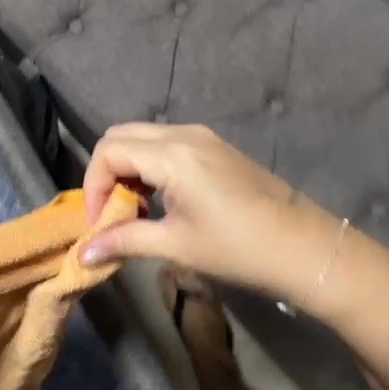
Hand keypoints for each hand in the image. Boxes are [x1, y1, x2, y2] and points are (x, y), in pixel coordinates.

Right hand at [79, 123, 336, 302]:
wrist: (305, 249)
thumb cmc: (239, 249)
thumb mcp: (177, 246)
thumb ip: (125, 241)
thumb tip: (83, 255)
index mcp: (172, 155)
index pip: (108, 152)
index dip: (93, 186)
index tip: (99, 224)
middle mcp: (184, 134)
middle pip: (121, 136)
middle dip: (106, 173)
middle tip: (110, 214)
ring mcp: (202, 137)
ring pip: (143, 137)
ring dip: (128, 169)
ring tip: (135, 211)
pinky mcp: (214, 146)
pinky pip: (165, 143)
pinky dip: (149, 165)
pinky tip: (161, 202)